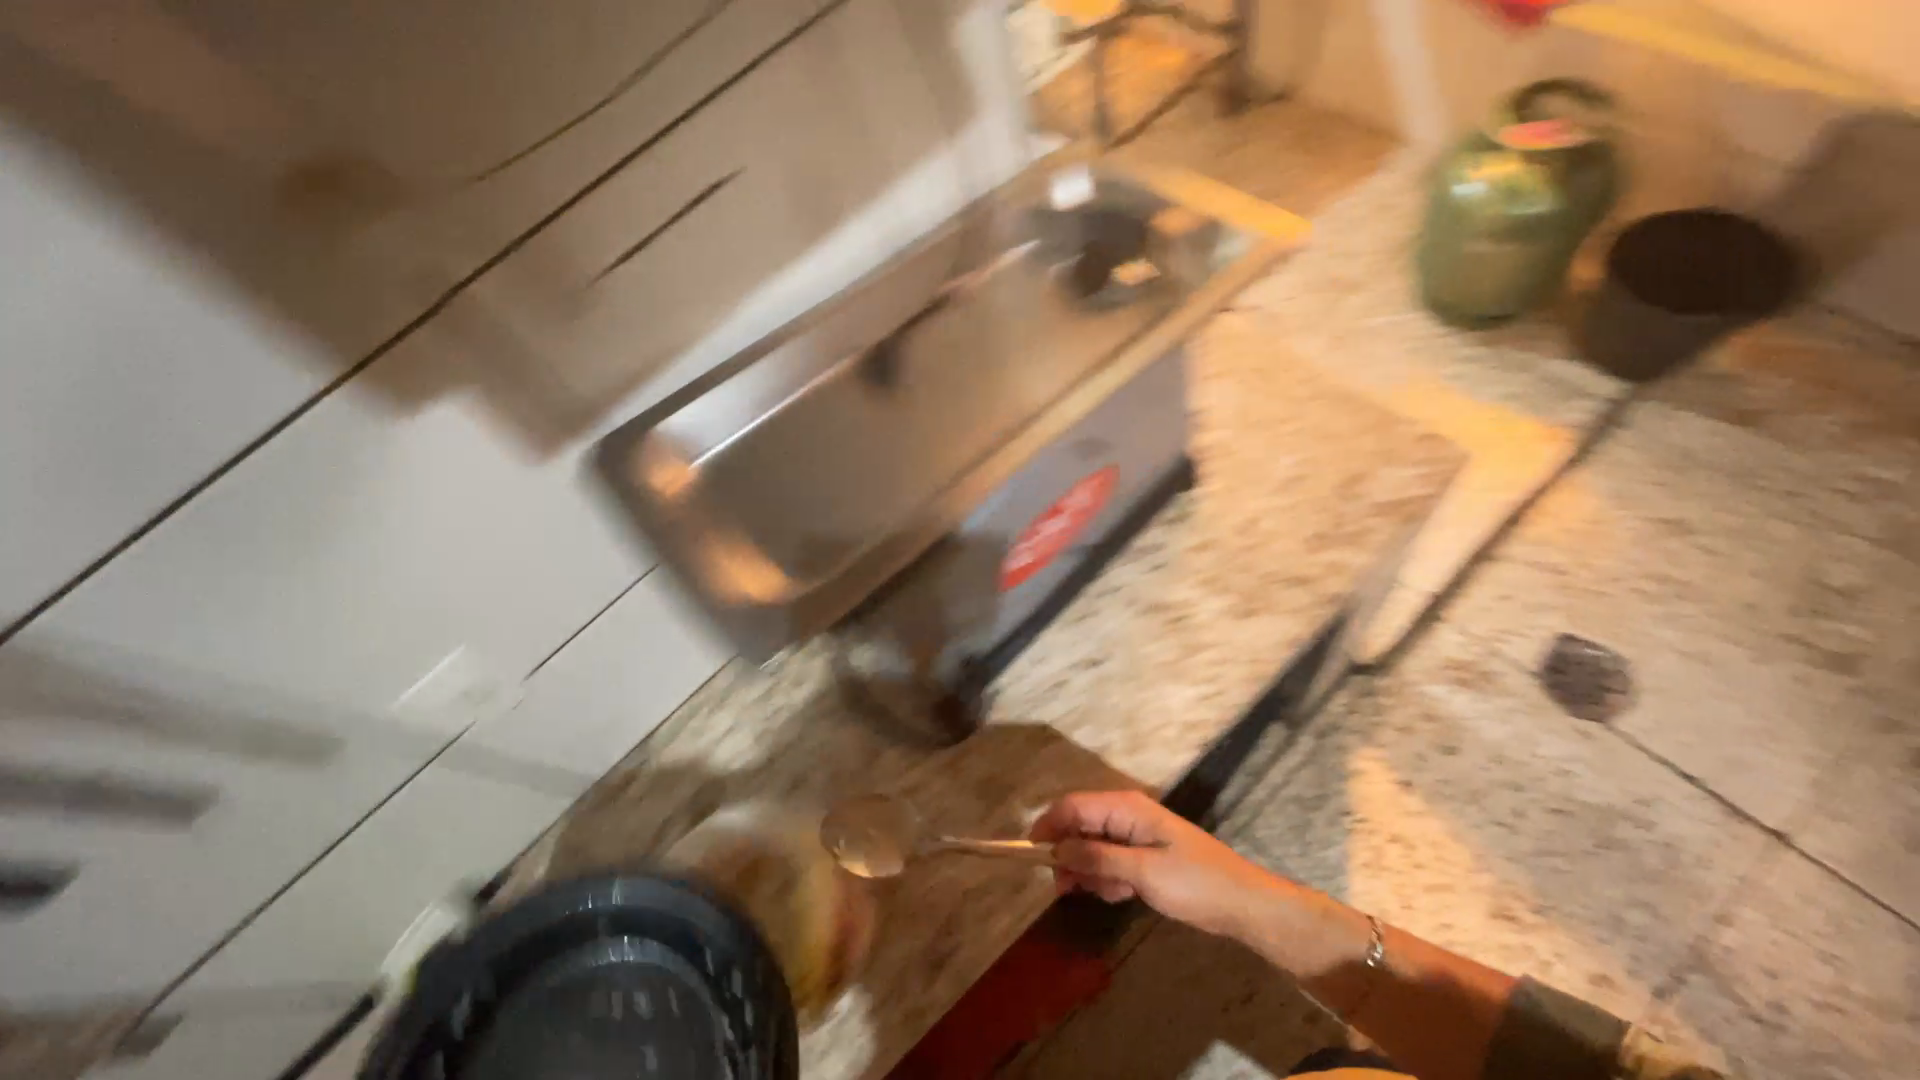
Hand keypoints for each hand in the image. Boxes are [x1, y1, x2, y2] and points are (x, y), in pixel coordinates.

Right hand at [1029, 790, 1280, 938]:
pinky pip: (1107, 861)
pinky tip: (1123, 895)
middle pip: (1077, 826)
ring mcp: (1133, 834)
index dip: (1048, 828)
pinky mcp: (1140, 854)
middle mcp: (1125, 814)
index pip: (1072, 806)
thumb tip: (1056, 850)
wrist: (1241, 904)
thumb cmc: (1195, 883)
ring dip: (1091, 873)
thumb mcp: (1144, 872)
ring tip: (1113, 894)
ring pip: (1089, 848)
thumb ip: (1098, 859)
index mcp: (1126, 808)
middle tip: (1068, 889)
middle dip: (1070, 857)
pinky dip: (1107, 879)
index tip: (1030, 858)